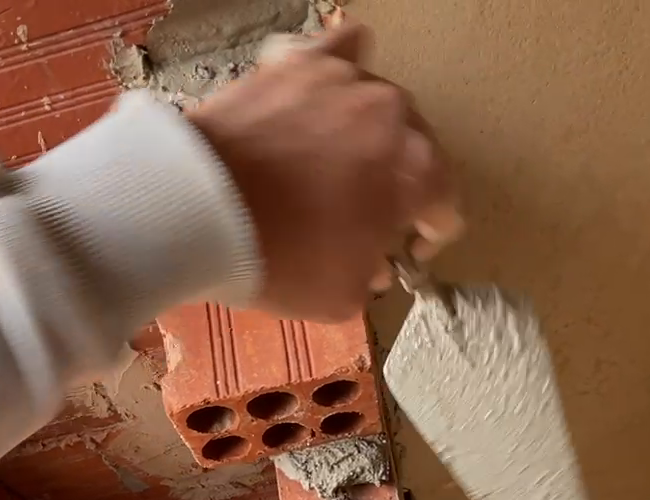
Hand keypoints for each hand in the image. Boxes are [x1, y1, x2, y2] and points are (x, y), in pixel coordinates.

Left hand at [187, 22, 459, 321]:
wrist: (203, 209)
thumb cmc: (282, 260)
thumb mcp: (343, 296)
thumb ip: (374, 276)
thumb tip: (375, 260)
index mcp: (419, 174)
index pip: (445, 207)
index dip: (427, 237)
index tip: (404, 252)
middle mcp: (395, 115)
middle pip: (415, 153)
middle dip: (398, 188)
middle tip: (364, 218)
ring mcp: (347, 80)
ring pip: (379, 109)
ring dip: (370, 140)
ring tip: (336, 167)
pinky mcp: (300, 63)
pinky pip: (340, 52)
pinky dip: (341, 75)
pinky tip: (330, 96)